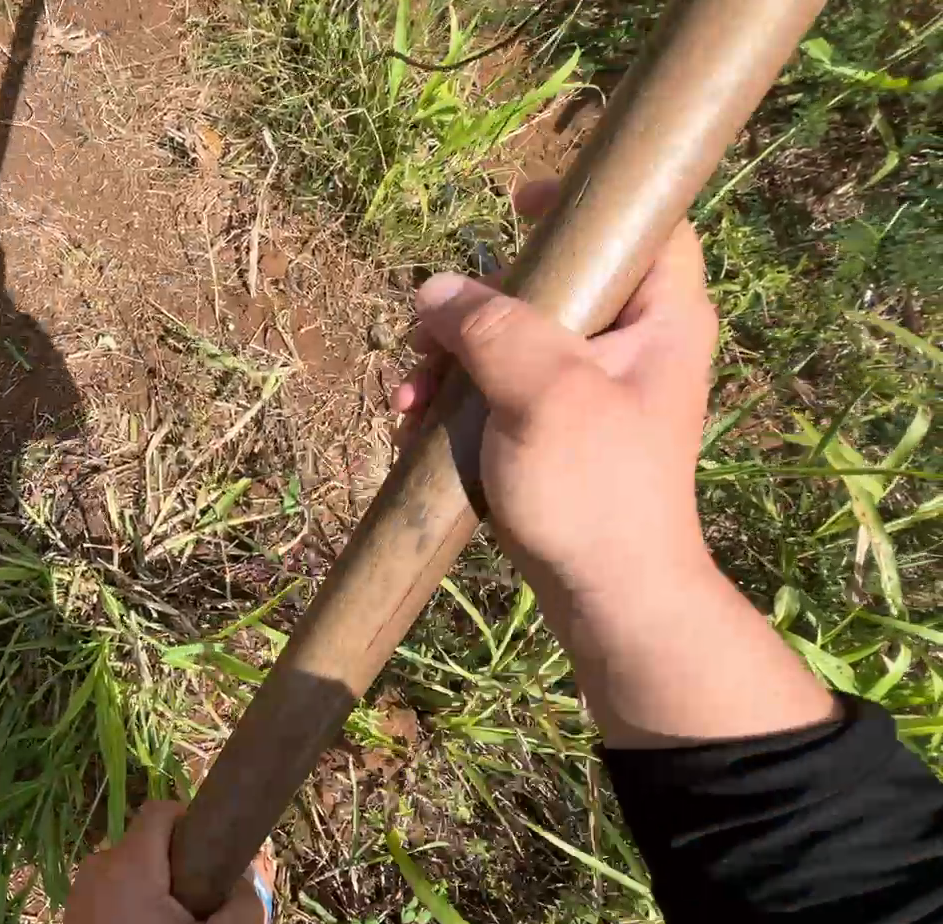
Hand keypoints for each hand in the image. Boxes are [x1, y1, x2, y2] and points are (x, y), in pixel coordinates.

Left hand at [31, 801, 262, 923]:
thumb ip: (242, 907)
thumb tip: (243, 879)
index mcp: (130, 866)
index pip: (159, 811)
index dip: (191, 821)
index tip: (214, 857)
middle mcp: (98, 867)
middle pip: (147, 841)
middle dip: (180, 865)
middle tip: (204, 910)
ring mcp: (81, 891)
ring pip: (131, 867)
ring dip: (158, 888)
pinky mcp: (74, 914)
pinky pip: (113, 889)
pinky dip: (135, 904)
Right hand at [391, 181, 720, 607]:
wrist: (601, 587)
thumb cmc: (591, 486)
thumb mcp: (544, 394)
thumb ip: (491, 330)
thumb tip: (430, 289)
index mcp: (656, 321)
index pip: (642, 229)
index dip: (586, 205)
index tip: (518, 201)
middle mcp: (620, 348)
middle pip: (540, 293)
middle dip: (467, 315)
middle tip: (422, 342)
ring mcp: (575, 394)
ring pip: (497, 349)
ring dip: (440, 368)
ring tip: (403, 403)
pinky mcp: (537, 433)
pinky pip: (482, 396)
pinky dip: (443, 406)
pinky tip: (411, 430)